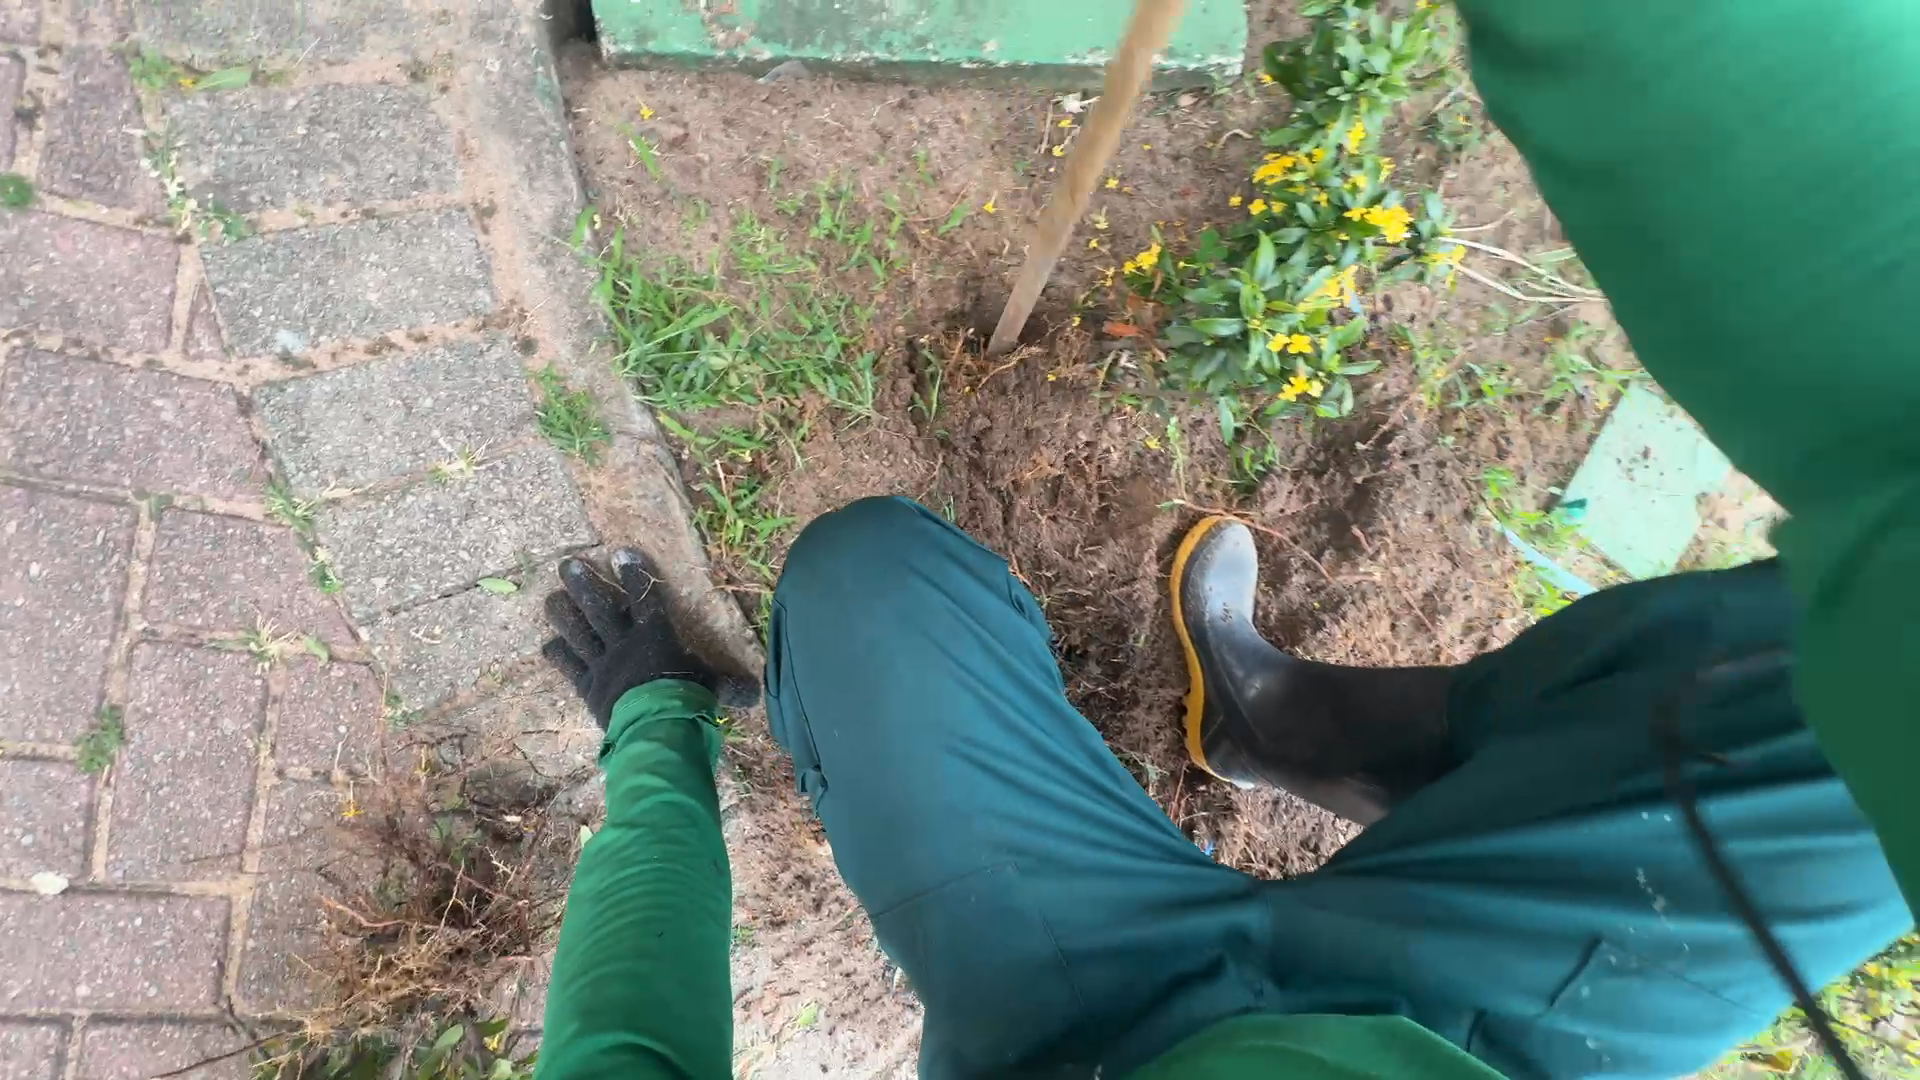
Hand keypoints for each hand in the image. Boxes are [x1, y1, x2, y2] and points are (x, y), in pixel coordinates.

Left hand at [541, 548, 720, 727]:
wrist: (655, 726)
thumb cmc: (687, 699)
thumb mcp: (712, 686)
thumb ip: (729, 685)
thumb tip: (755, 692)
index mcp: (656, 636)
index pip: (646, 599)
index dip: (635, 575)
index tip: (622, 552)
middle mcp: (625, 644)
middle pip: (601, 609)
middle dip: (586, 586)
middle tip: (569, 566)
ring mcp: (603, 665)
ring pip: (580, 634)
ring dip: (565, 614)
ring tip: (551, 597)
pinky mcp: (590, 687)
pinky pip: (572, 668)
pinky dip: (560, 656)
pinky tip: (548, 644)